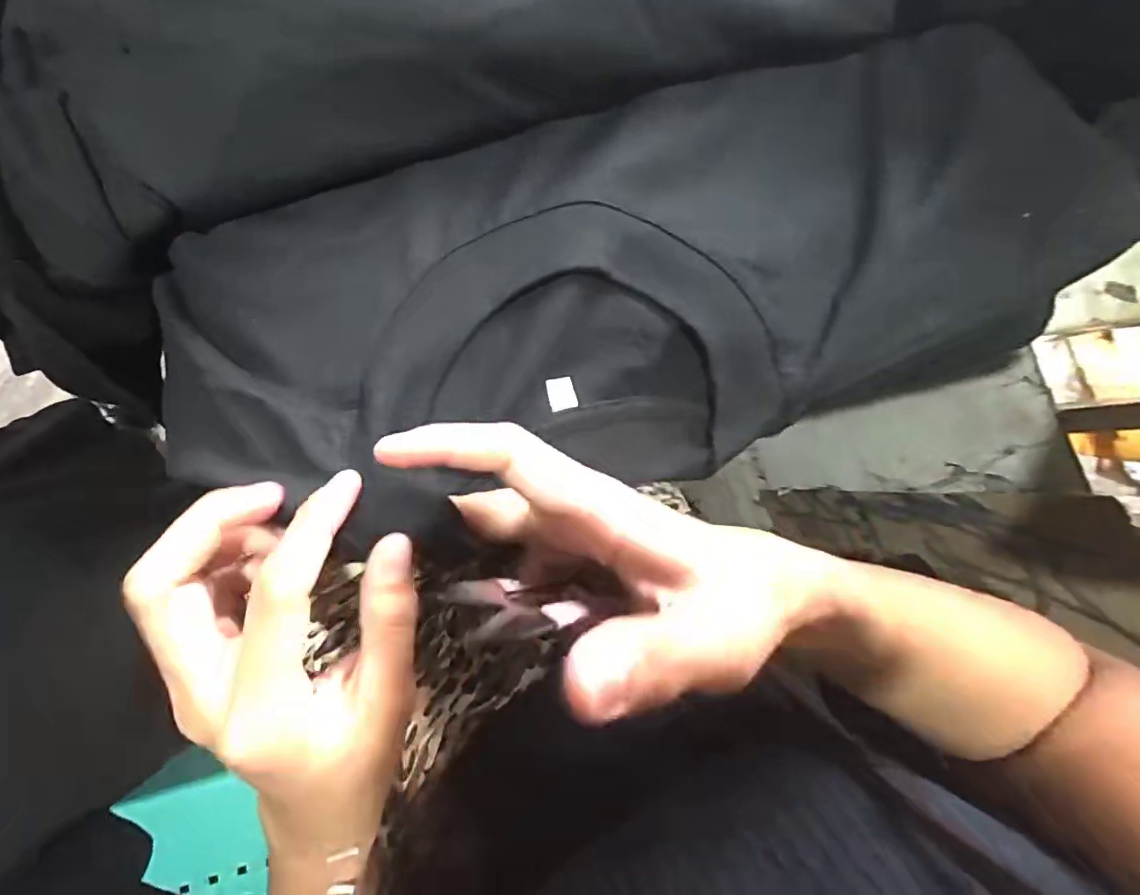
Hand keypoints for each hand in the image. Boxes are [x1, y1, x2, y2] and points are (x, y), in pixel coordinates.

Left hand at [122, 472, 417, 870]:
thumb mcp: (390, 697)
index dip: (311, 528)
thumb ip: (391, 619)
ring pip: (158, 588)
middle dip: (210, 522)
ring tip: (279, 522)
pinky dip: (215, 557)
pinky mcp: (185, 673)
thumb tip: (393, 541)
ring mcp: (182, 686)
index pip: (272, 592)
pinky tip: (266, 552)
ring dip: (212, 537)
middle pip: (157, 589)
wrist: (311, 821)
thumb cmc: (357, 765)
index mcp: (259, 707)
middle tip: (275, 495)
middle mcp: (198, 695)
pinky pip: (178, 597)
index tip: (345, 488)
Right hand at [375, 423, 843, 723]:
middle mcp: (575, 517)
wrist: (770, 597)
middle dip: (431, 519)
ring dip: (459, 563)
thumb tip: (575, 694)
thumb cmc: (743, 605)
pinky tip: (476, 623)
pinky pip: (521, 575)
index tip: (388, 452)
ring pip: (500, 543)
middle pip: (490, 504)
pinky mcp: (580, 568)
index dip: (449, 445)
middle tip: (369, 558)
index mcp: (595, 509)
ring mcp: (576, 543)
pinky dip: (494, 593)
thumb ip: (650, 661)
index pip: (513, 457)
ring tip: (407, 596)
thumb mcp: (710, 641)